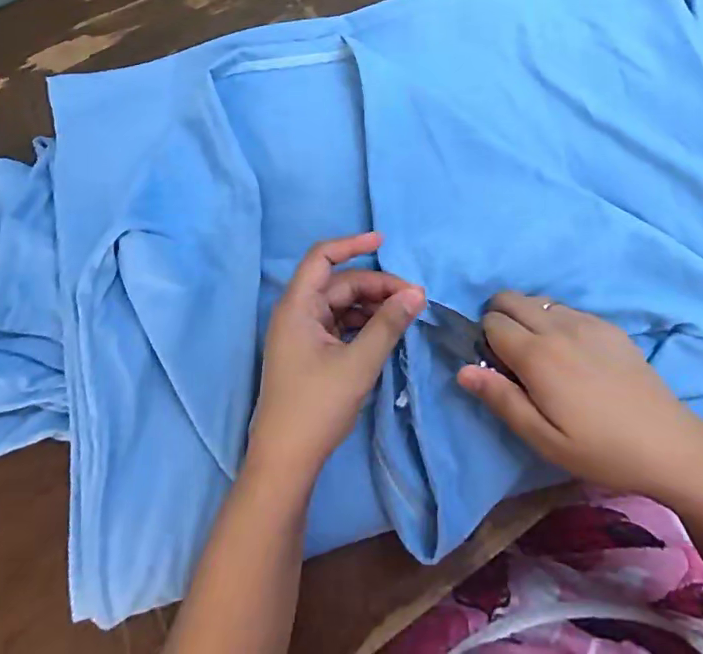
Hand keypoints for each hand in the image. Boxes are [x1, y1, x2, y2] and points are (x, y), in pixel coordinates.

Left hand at [247, 233, 424, 484]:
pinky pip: (340, 325)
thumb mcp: (359, 363)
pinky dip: (363, 324)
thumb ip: (388, 324)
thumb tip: (417, 293)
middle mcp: (297, 313)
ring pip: (341, 305)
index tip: (384, 242)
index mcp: (298, 306)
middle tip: (413, 299)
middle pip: (339, 283)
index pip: (322, 257)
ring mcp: (302, 334)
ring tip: (404, 316)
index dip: (352, 244)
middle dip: (376, 286)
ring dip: (372, 306)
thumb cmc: (317, 406)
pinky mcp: (310, 353)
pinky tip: (386, 333)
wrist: (285, 461)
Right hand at [457, 290, 702, 503]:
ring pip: (538, 300)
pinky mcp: (608, 326)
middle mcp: (558, 326)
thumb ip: (501, 399)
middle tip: (512, 358)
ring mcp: (586, 321)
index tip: (497, 368)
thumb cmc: (600, 450)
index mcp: (537, 355)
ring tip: (541, 356)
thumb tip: (462, 369)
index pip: (491, 322)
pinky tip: (572, 355)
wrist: (668, 443)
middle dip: (500, 318)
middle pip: (510, 298)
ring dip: (527, 317)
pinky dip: (555, 320)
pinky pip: (566, 308)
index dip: (485, 342)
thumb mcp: (543, 439)